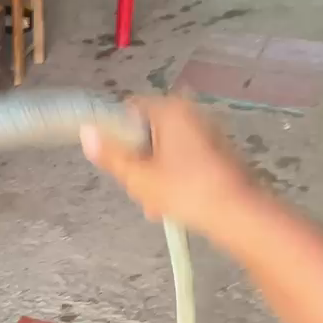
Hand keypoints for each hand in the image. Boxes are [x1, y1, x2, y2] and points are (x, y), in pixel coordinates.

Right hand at [80, 96, 261, 225]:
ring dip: (153, 174)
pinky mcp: (215, 151)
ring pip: (163, 149)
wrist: (235, 212)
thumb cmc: (185, 191)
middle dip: (137, 161)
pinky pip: (182, 159)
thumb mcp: (139, 177)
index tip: (117, 162)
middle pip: (146, 131)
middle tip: (138, 188)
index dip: (115, 135)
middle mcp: (190, 112)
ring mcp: (205, 131)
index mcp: (170, 109)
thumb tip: (86, 132)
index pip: (128, 109)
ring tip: (155, 202)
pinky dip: (173, 177)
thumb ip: (111, 154)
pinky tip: (173, 202)